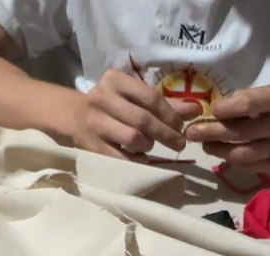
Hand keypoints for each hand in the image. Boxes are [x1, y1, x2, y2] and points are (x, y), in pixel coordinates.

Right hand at [73, 68, 200, 156]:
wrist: (73, 116)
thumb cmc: (113, 106)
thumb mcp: (134, 98)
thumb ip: (165, 104)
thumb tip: (196, 110)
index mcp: (115, 80)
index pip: (150, 98)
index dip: (170, 115)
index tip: (182, 127)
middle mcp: (103, 98)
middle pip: (143, 120)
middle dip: (166, 134)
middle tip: (180, 143)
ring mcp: (96, 123)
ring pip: (133, 139)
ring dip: (149, 146)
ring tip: (152, 147)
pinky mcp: (93, 146)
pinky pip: (122, 159)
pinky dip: (137, 161)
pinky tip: (143, 160)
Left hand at [185, 85, 269, 170]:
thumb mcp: (267, 92)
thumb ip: (244, 102)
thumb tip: (212, 114)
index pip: (248, 104)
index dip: (226, 109)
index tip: (211, 111)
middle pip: (242, 132)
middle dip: (213, 133)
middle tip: (192, 133)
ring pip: (245, 154)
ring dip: (220, 151)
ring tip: (205, 146)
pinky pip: (253, 168)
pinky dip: (235, 163)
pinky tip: (224, 157)